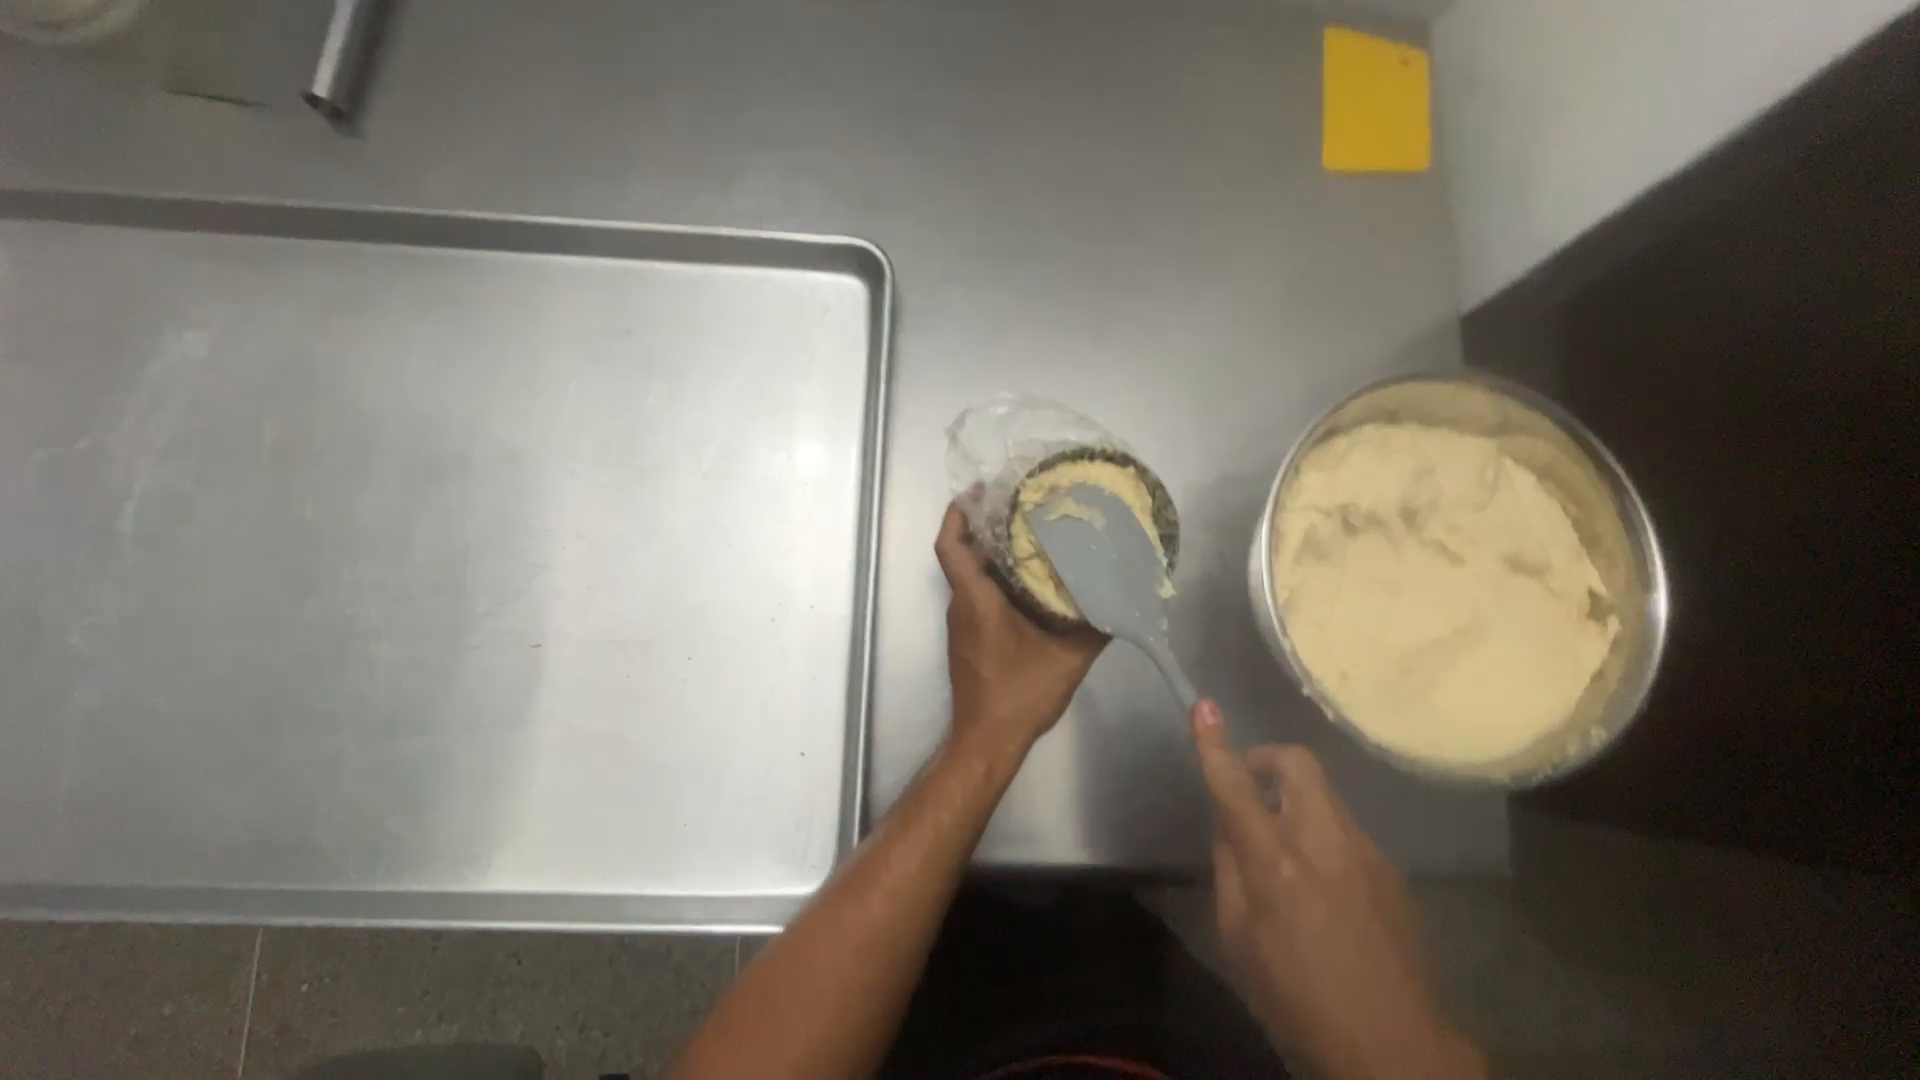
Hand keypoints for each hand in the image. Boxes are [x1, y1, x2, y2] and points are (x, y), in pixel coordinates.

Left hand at [935, 502, 1105, 761]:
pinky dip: (997, 582)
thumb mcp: (1068, 660)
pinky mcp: (969, 640)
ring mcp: (962, 625)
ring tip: (1032, 537)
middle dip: (985, 527)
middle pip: (962, 555)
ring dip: (993, 555)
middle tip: (1021, 507)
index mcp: (976, 602)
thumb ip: (1097, 629)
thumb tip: (1126, 600)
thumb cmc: (1019, 696)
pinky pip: (977, 597)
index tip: (978, 491)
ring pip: (970, 577)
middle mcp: (962, 607)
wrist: (987, 742)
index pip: (950, 546)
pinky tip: (1031, 583)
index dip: (958, 514)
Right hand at [1190, 699, 1485, 1079]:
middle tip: (1248, 788)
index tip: (1203, 706)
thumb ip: (1229, 873)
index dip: (1215, 745)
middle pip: (1297, 763)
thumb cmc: (1298, 1002)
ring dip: (1294, 800)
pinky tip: (1321, 886)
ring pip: (1323, 795)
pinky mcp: (1391, 870)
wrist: (1397, 1048)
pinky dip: (1321, 835)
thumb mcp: (1239, 943)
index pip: (1237, 788)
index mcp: (1277, 867)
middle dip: (1266, 758)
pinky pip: (1345, 830)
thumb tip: (1229, 828)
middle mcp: (1325, 844)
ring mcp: (1367, 853)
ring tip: (1282, 849)